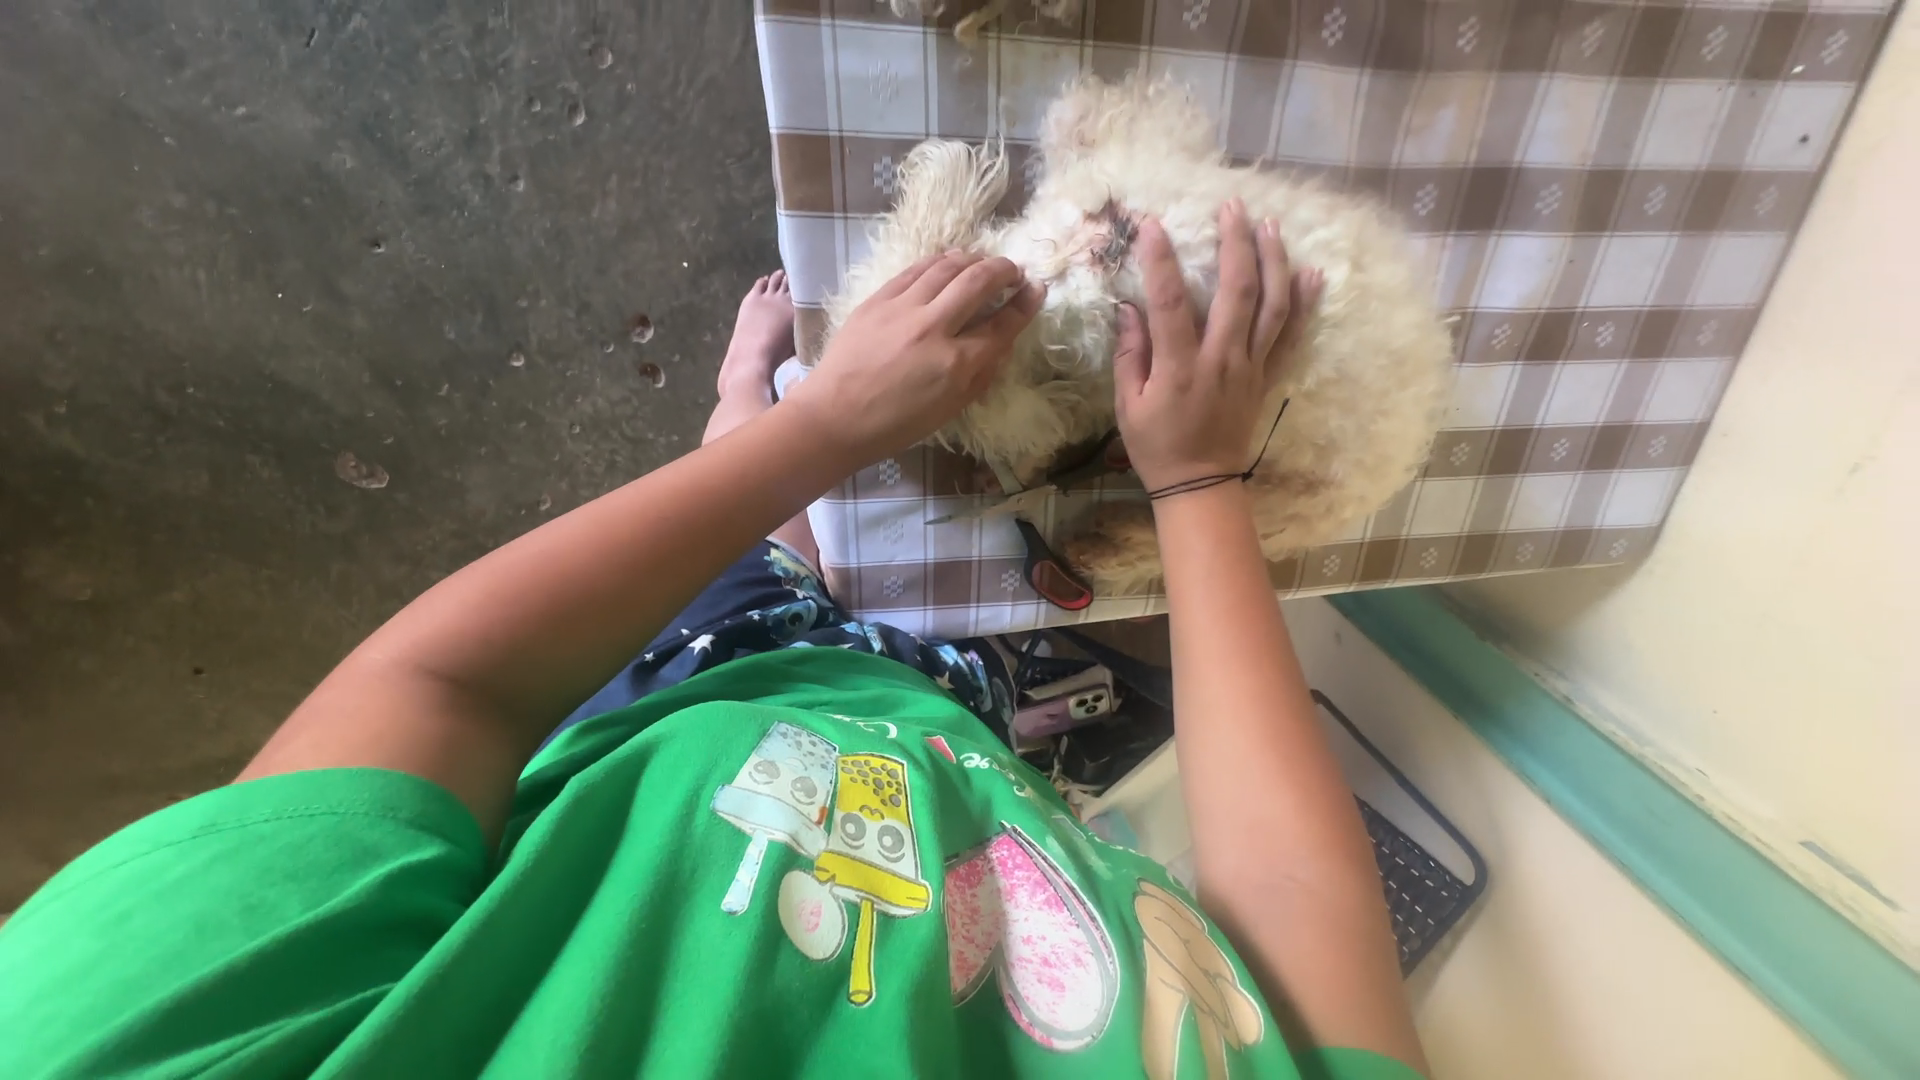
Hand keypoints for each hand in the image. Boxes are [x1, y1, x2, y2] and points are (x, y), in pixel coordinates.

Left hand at [783, 251, 1043, 466]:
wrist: (835, 417)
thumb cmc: (894, 425)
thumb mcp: (948, 410)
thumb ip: (979, 375)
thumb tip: (1000, 343)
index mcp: (956, 364)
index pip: (1002, 325)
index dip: (1025, 304)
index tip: (1036, 289)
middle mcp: (934, 328)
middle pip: (979, 282)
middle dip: (1004, 270)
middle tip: (1013, 272)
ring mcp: (903, 308)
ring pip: (947, 267)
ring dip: (973, 259)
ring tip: (983, 262)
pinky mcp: (878, 299)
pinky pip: (916, 269)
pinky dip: (939, 261)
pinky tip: (948, 262)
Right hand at [1113, 200, 1322, 493]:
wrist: (1200, 483)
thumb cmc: (1156, 446)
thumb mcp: (1128, 406)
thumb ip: (1131, 355)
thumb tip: (1129, 309)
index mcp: (1180, 368)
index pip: (1171, 302)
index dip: (1161, 261)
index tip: (1154, 225)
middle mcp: (1221, 360)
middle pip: (1237, 290)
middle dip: (1235, 243)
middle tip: (1231, 206)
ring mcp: (1250, 367)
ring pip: (1272, 305)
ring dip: (1274, 260)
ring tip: (1270, 225)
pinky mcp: (1266, 377)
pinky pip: (1292, 335)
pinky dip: (1304, 302)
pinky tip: (1311, 272)